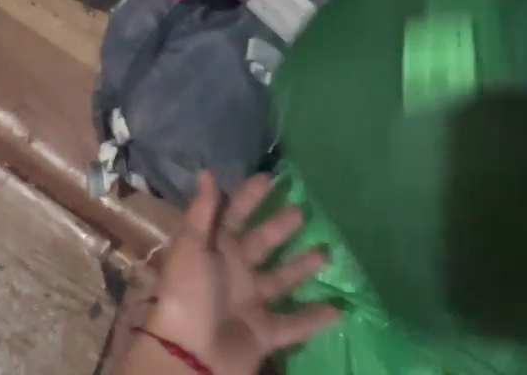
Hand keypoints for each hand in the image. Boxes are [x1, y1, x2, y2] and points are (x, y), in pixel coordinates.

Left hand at [134, 172, 340, 374]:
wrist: (191, 354)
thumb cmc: (188, 293)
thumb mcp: (190, 247)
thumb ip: (202, 212)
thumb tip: (206, 172)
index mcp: (215, 249)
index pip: (234, 215)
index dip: (249, 197)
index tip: (269, 178)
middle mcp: (235, 271)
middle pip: (262, 243)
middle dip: (280, 227)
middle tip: (303, 210)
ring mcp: (251, 303)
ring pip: (281, 280)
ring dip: (302, 267)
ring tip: (326, 252)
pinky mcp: (264, 332)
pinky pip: (294, 324)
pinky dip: (314, 318)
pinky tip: (338, 308)